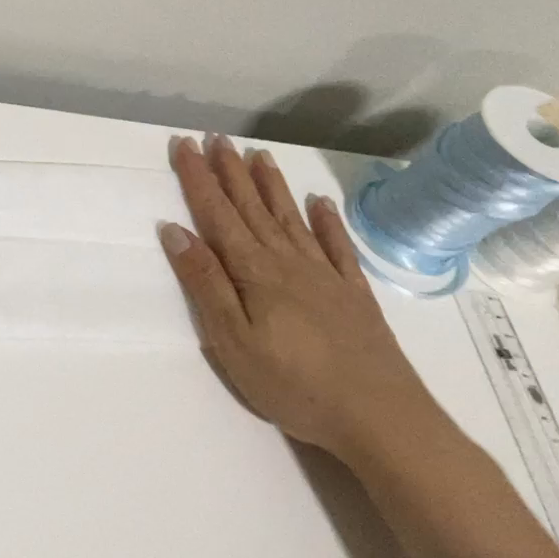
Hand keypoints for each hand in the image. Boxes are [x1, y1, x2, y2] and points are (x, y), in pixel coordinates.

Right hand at [158, 135, 439, 459]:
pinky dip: (327, 222)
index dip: (197, 178)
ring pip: (291, 218)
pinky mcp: (354, 296)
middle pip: (252, 207)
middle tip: (215, 136)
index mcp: (254, 271)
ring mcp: (325, 276)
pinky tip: (321, 203)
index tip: (183, 144)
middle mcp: (288, 262)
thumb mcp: (232, 340)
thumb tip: (175, 230)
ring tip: (258, 155)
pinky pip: (337, 247)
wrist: (383, 420)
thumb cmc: (294, 384)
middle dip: (230, 171)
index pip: (216, 214)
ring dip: (271, 185)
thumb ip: (205, 283)